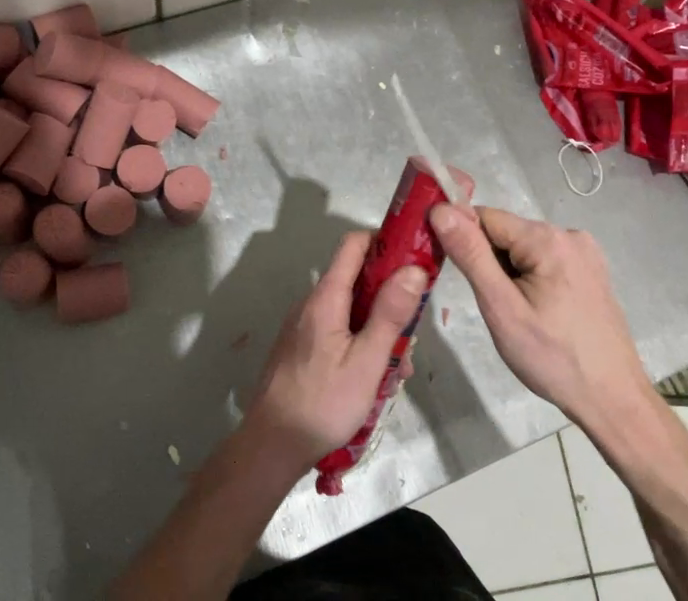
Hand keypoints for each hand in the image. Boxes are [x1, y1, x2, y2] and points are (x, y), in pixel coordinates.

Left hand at [243, 231, 428, 471]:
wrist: (272, 444)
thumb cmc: (323, 402)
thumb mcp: (367, 360)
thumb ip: (390, 313)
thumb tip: (414, 268)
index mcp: (325, 298)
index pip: (354, 245)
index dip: (385, 242)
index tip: (415, 257)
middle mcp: (311, 304)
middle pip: (357, 281)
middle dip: (390, 302)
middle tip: (411, 337)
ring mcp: (303, 327)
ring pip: (350, 312)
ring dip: (378, 332)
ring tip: (396, 371)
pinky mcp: (301, 349)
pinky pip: (337, 332)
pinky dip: (360, 346)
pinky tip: (373, 381)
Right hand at [428, 204, 652, 427]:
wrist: (612, 399)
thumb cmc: (552, 357)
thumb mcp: (501, 307)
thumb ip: (471, 255)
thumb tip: (441, 210)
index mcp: (548, 239)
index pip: (485, 216)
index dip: (462, 239)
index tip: (453, 271)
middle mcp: (570, 235)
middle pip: (506, 232)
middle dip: (489, 261)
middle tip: (493, 305)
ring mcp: (586, 253)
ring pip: (525, 248)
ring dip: (509, 272)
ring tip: (517, 314)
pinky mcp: (592, 271)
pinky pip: (546, 261)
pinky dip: (531, 279)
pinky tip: (538, 312)